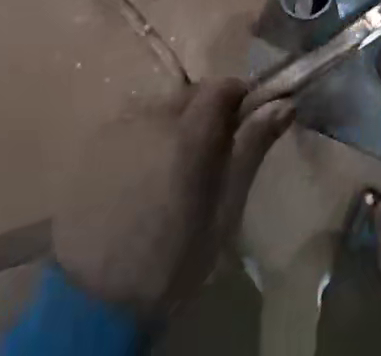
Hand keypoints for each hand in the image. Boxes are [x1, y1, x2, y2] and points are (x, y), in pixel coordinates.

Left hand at [52, 78, 293, 320]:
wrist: (98, 293)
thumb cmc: (174, 260)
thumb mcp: (224, 211)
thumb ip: (250, 150)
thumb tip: (283, 105)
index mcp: (189, 135)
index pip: (221, 87)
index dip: (238, 96)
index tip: (246, 119)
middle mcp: (152, 117)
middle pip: (190, 93)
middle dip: (208, 110)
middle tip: (214, 152)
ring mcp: (121, 125)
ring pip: (160, 106)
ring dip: (175, 122)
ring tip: (175, 168)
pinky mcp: (98, 138)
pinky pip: (133, 121)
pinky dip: (147, 135)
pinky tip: (143, 174)